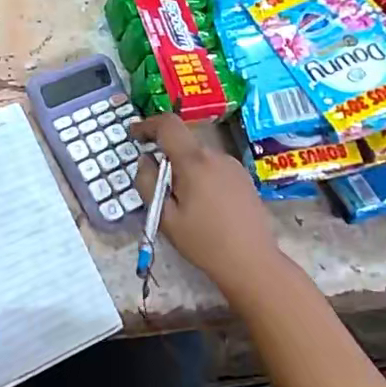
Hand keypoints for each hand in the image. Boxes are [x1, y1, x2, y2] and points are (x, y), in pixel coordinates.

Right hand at [130, 114, 285, 295]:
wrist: (252, 262)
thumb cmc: (203, 242)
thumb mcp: (165, 217)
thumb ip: (147, 183)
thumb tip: (145, 159)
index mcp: (194, 162)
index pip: (168, 125)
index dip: (148, 124)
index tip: (134, 135)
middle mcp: (216, 156)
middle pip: (184, 141)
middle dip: (166, 153)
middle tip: (155, 181)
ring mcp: (233, 165)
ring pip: (199, 155)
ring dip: (184, 166)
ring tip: (181, 199)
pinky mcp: (243, 177)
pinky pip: (214, 166)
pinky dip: (200, 174)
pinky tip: (203, 203)